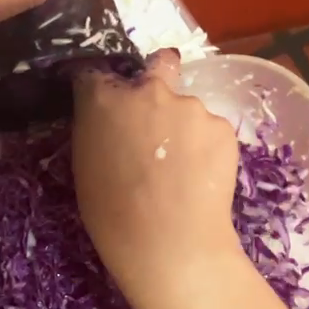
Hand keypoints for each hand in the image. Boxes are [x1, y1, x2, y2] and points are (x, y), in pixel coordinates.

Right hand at [72, 51, 247, 308]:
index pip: (95, 72)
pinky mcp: (223, 127)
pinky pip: (210, 129)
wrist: (166, 241)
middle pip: (158, 66)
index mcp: (103, 98)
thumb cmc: (110, 211)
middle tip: (155, 120)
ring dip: (182, 125)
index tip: (105, 103)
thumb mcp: (85, 163)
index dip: (101, 86)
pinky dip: (204, 146)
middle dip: (158, 79)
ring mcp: (190, 106)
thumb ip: (99, 129)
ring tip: (180, 166)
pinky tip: (199, 176)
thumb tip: (111, 122)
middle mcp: (147, 90)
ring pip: (186, 107)